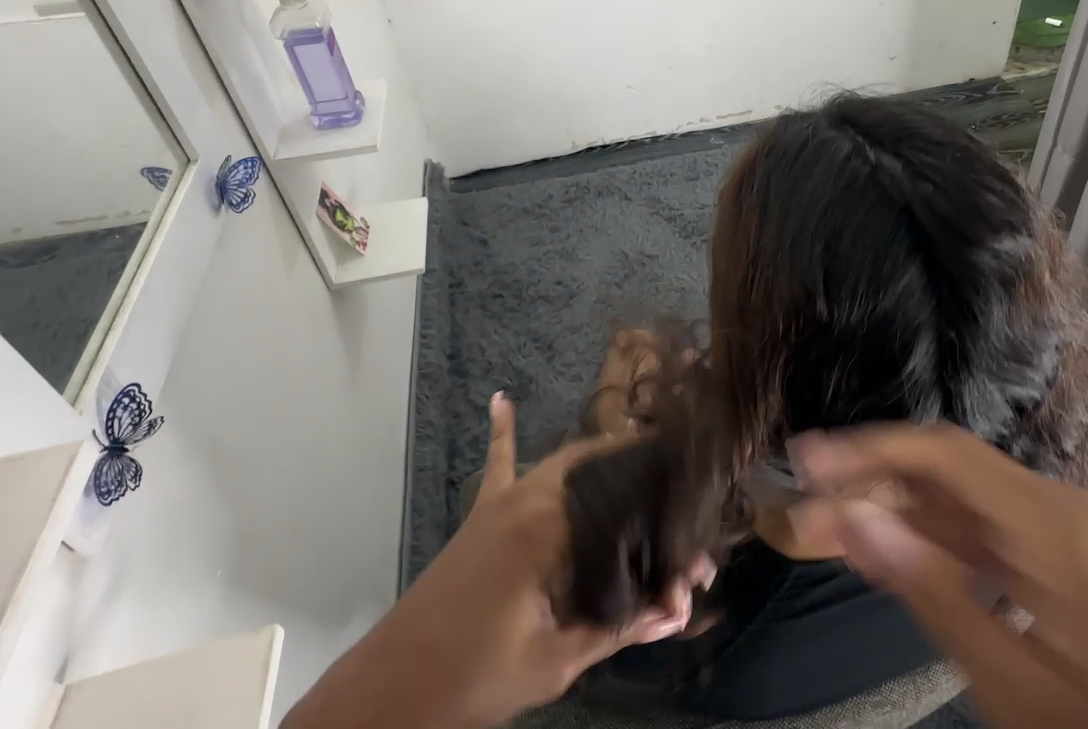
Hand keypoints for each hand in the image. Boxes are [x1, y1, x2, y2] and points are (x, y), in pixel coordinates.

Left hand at [283, 394, 712, 728]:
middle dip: (647, 483)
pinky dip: (503, 432)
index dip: (669, 539)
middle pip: (605, 474)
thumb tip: (679, 613)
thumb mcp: (555, 660)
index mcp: (550, 530)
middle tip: (683, 508)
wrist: (390, 688)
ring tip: (647, 465)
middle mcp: (530, 500)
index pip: (627, 517)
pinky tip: (501, 399)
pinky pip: (497, 464)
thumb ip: (618, 628)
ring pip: (567, 464)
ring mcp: (501, 503)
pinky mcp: (481, 516)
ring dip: (606, 462)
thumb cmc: (474, 677)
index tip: (697, 568)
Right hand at [789, 423, 1087, 728]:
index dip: (870, 450)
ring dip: (899, 512)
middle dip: (875, 483)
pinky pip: (989, 532)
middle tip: (807, 505)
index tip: (808, 461)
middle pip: (951, 472)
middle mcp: (1062, 509)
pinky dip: (937, 540)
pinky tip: (891, 553)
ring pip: (964, 501)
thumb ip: (929, 591)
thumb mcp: (1010, 677)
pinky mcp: (1066, 556)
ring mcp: (1067, 531)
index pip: (945, 456)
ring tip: (831, 529)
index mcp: (1055, 524)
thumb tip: (854, 519)